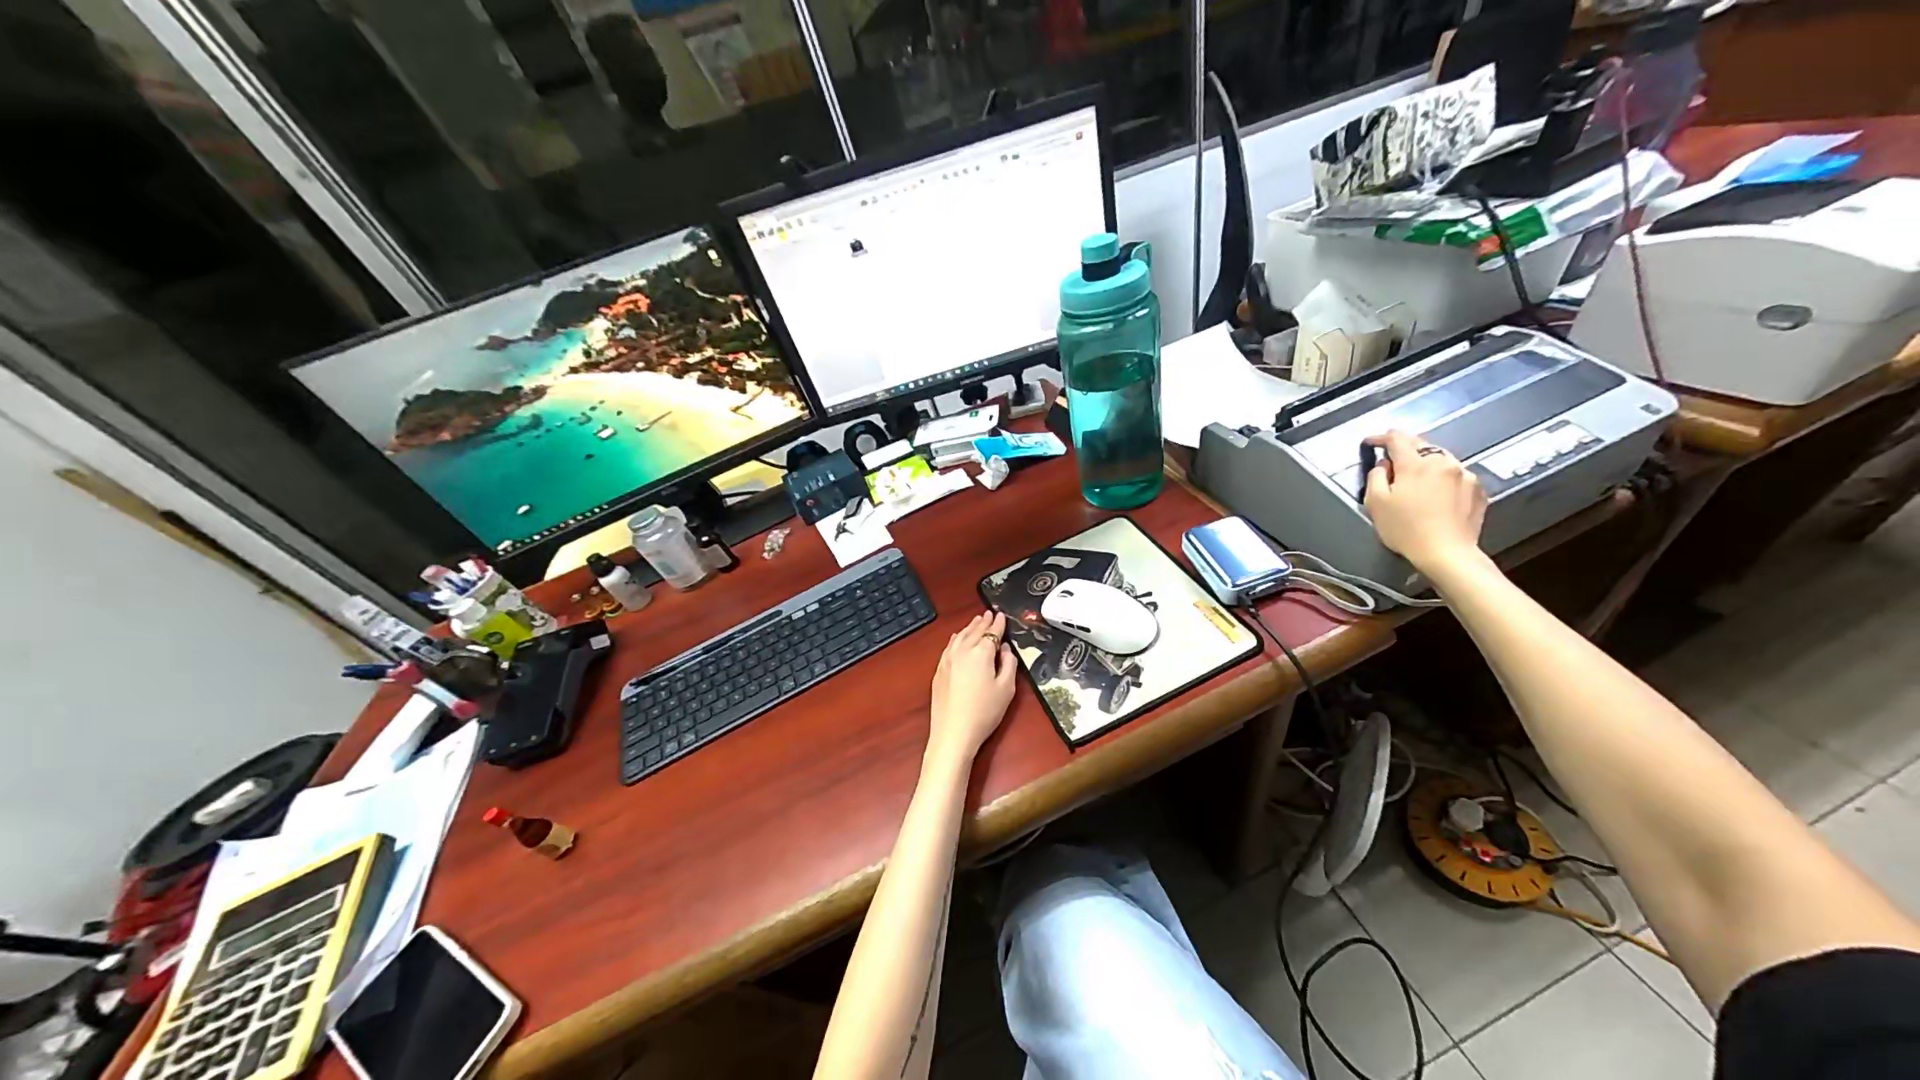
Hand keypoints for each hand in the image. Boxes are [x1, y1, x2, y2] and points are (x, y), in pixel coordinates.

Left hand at [928, 612, 1017, 767]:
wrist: (953, 732)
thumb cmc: (984, 712)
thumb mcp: (1006, 689)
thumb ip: (1009, 664)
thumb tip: (1005, 649)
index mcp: (981, 653)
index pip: (992, 633)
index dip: (999, 624)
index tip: (1002, 616)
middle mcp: (962, 651)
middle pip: (974, 631)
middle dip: (983, 622)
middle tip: (989, 614)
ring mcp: (948, 660)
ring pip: (960, 636)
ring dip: (969, 627)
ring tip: (976, 621)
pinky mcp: (939, 670)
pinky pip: (949, 646)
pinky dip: (956, 638)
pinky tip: (958, 638)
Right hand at [1363, 430, 1487, 572]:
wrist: (1447, 554)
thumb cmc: (1406, 530)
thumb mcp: (1376, 503)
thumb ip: (1376, 476)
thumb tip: (1384, 464)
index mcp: (1415, 464)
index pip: (1397, 438)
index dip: (1382, 437)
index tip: (1372, 442)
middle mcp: (1443, 462)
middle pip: (1422, 444)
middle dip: (1405, 449)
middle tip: (1392, 460)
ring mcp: (1465, 474)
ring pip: (1441, 459)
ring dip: (1426, 463)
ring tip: (1416, 477)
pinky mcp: (1478, 489)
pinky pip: (1456, 474)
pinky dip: (1443, 477)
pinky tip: (1437, 493)